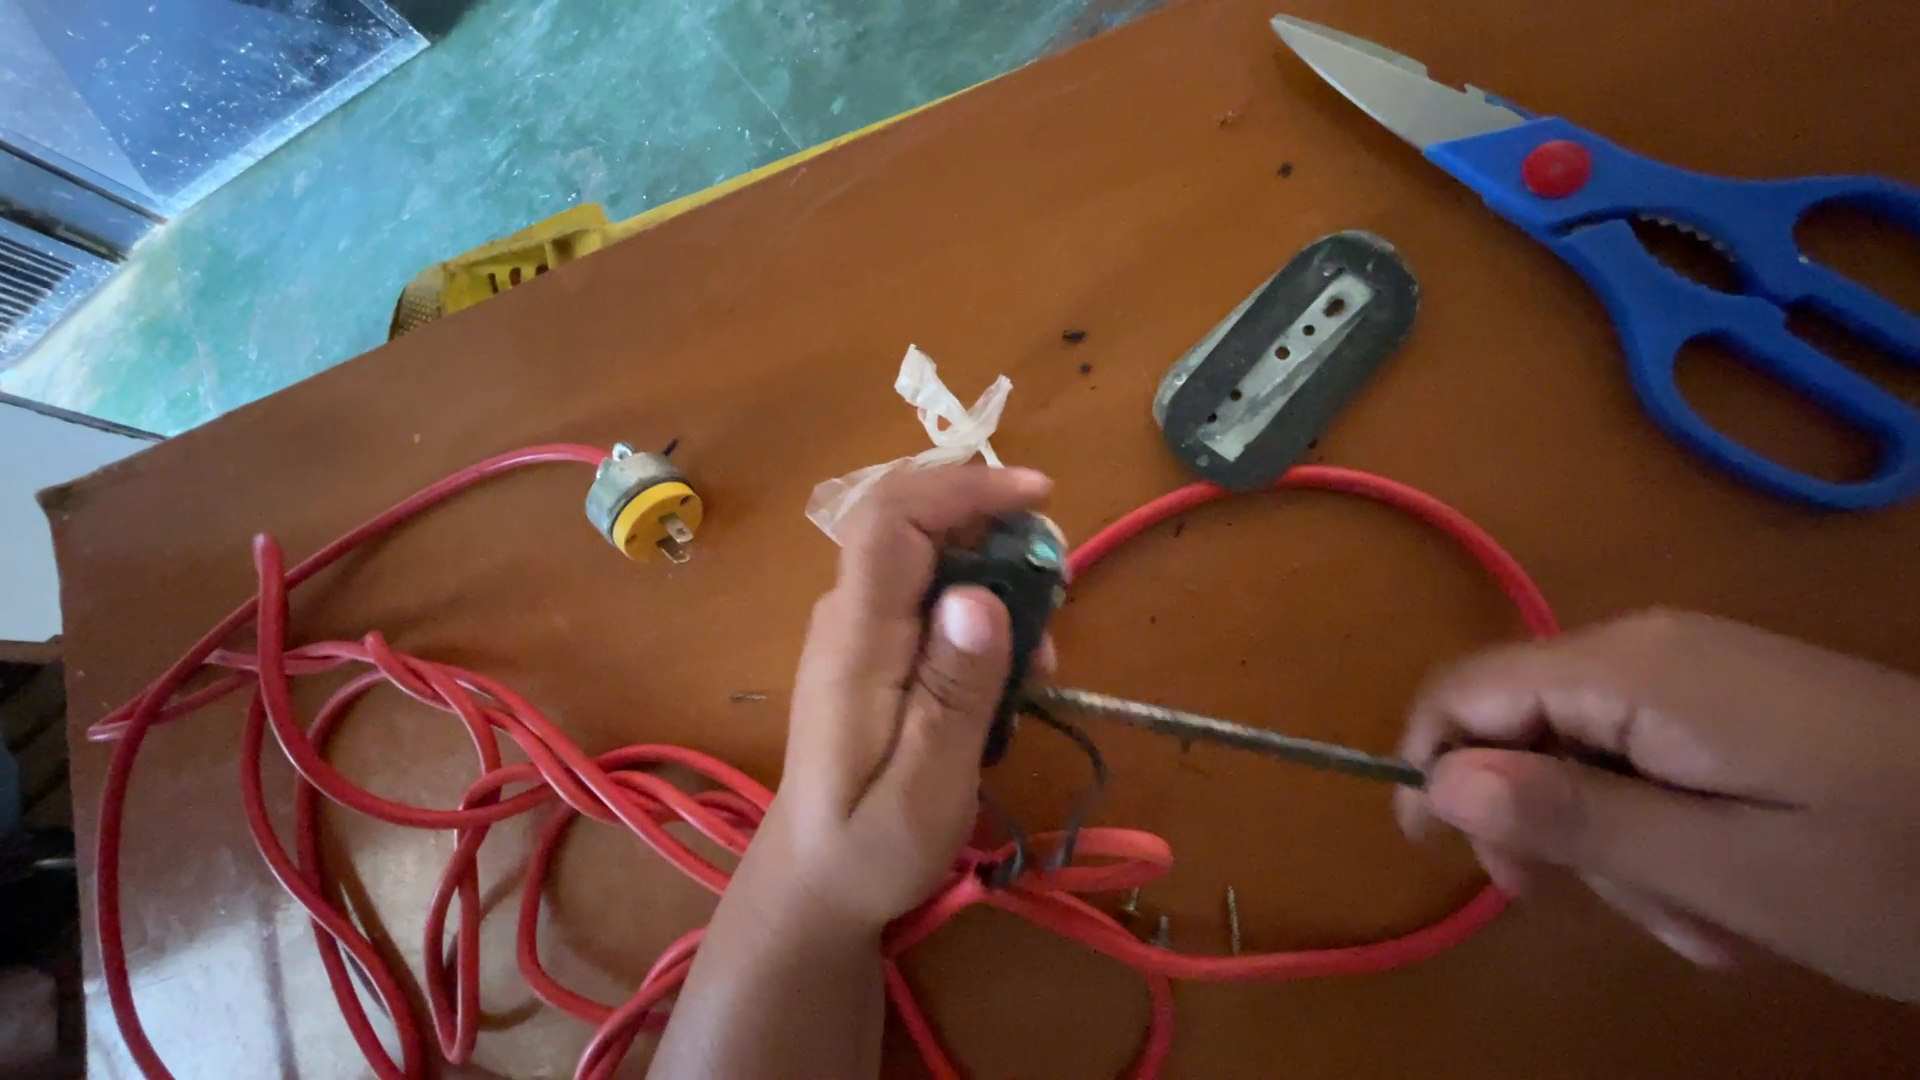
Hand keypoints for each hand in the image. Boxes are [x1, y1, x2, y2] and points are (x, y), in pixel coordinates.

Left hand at [749, 464, 1053, 929]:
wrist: (816, 876)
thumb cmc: (869, 846)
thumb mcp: (926, 790)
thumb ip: (954, 695)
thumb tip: (982, 596)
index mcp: (856, 641)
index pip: (892, 522)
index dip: (962, 489)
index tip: (1038, 497)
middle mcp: (850, 616)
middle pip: (913, 523)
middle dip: (991, 525)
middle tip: (1056, 585)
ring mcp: (859, 629)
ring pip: (929, 556)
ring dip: (995, 575)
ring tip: (1040, 653)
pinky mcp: (875, 646)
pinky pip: (931, 595)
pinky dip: (982, 609)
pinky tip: (1011, 669)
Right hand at [1395, 609, 1919, 1001]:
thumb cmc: (1910, 868)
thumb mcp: (1733, 867)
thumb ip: (1572, 816)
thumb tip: (1436, 784)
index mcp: (1628, 671)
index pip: (1463, 691)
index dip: (1427, 761)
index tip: (1431, 846)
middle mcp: (1639, 647)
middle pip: (1514, 719)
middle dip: (1529, 814)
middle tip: (1564, 899)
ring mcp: (1684, 667)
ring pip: (1573, 744)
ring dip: (1602, 834)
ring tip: (1688, 916)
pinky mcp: (1720, 695)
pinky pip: (1632, 747)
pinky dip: (1646, 818)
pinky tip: (1713, 879)